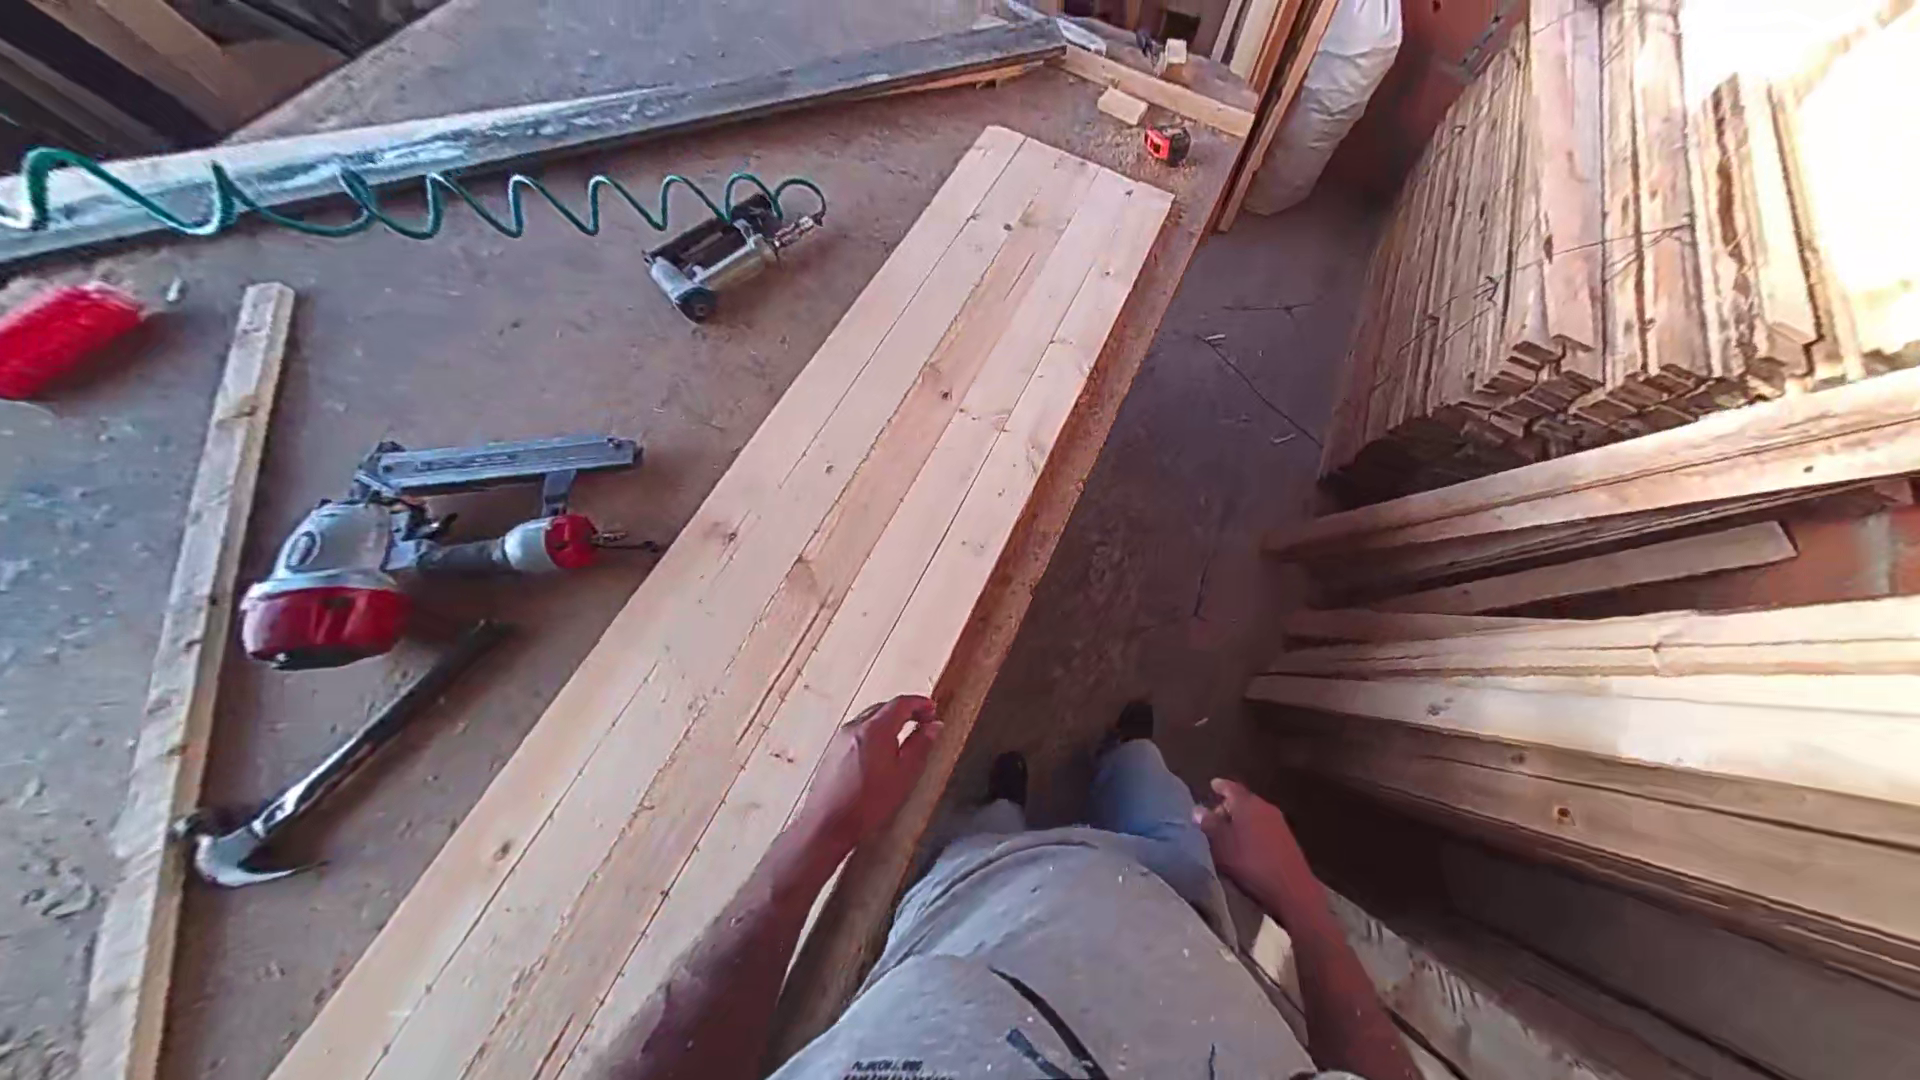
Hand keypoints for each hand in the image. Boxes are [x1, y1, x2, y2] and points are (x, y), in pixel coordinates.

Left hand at [798, 695, 942, 849]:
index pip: (901, 703)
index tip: (932, 709)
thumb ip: (920, 746)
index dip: (920, 703)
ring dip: (890, 719)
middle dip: (906, 710)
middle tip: (923, 720)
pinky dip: (875, 730)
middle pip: (884, 707)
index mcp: (875, 729)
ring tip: (905, 734)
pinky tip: (882, 749)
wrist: (827, 825)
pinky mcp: (833, 750)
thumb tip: (933, 726)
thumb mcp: (904, 775)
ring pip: (870, 717)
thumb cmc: (868, 803)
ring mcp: (841, 738)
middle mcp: (855, 727)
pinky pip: (859, 730)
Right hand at [1193, 778, 1312, 898]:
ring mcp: (1279, 824)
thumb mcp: (1221, 844)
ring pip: (1254, 815)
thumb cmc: (1250, 862)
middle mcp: (1265, 807)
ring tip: (1229, 835)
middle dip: (1228, 806)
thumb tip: (1198, 809)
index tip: (1212, 785)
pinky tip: (1247, 846)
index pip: (1230, 787)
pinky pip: (1264, 828)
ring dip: (1241, 821)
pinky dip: (1253, 831)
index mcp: (1247, 803)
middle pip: (1243, 800)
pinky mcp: (1288, 841)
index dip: (1220, 786)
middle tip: (1214, 818)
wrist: (1293, 892)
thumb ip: (1208, 824)